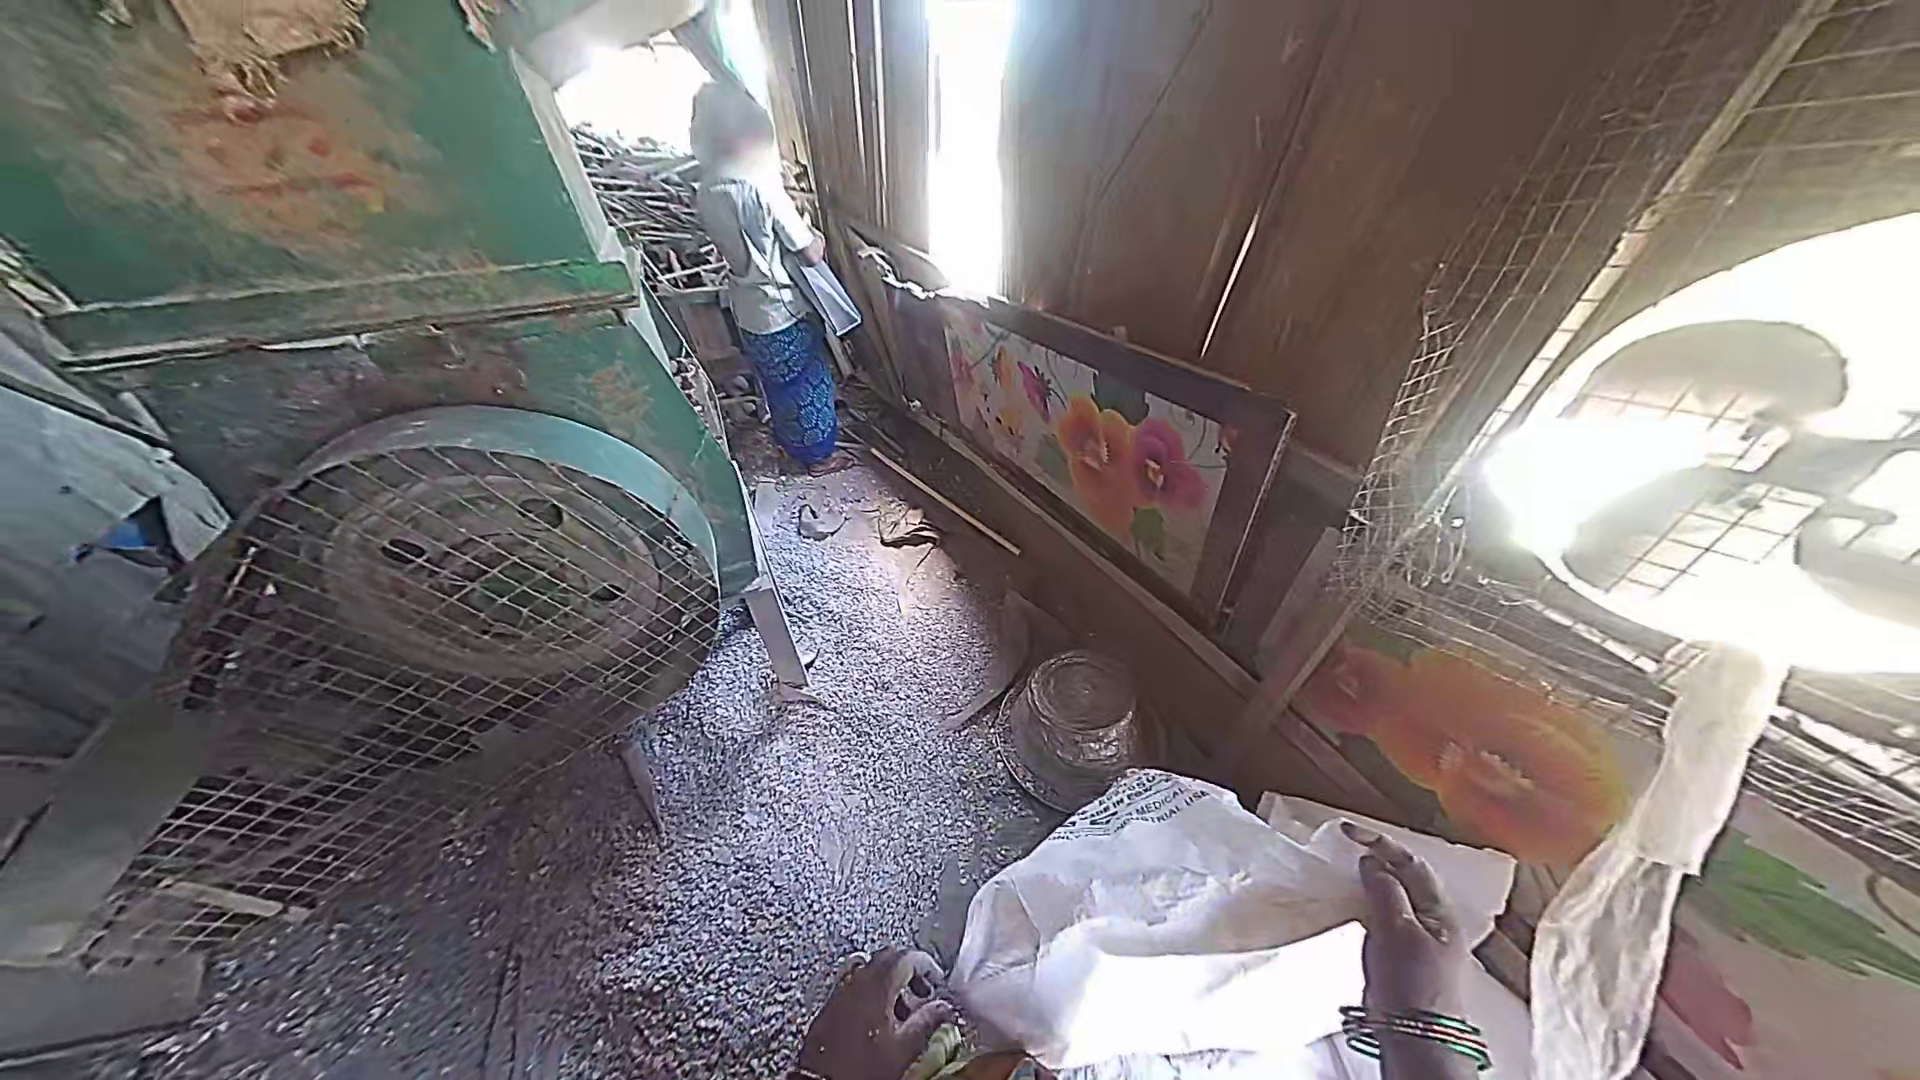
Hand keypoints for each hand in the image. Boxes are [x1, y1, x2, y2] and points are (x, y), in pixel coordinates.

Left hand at [796, 947, 953, 1079]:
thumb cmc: (861, 1069)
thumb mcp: (902, 1049)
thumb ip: (926, 1023)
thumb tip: (944, 1008)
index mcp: (878, 984)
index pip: (908, 957)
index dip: (927, 966)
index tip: (937, 981)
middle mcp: (858, 979)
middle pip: (888, 957)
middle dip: (908, 971)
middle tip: (921, 993)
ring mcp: (841, 991)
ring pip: (870, 969)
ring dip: (889, 982)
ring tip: (900, 1010)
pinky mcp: (830, 1006)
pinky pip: (855, 984)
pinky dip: (870, 992)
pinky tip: (876, 1018)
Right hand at [1343, 822, 1467, 1015]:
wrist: (1411, 1034)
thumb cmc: (1410, 980)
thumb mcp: (1397, 930)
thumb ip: (1384, 890)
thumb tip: (1371, 861)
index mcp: (1440, 913)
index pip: (1412, 864)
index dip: (1381, 843)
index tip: (1348, 830)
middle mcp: (1431, 919)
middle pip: (1403, 875)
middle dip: (1376, 855)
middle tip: (1345, 842)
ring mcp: (1414, 934)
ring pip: (1389, 892)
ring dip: (1367, 876)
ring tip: (1343, 864)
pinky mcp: (1395, 947)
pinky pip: (1378, 909)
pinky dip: (1362, 896)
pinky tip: (1347, 894)